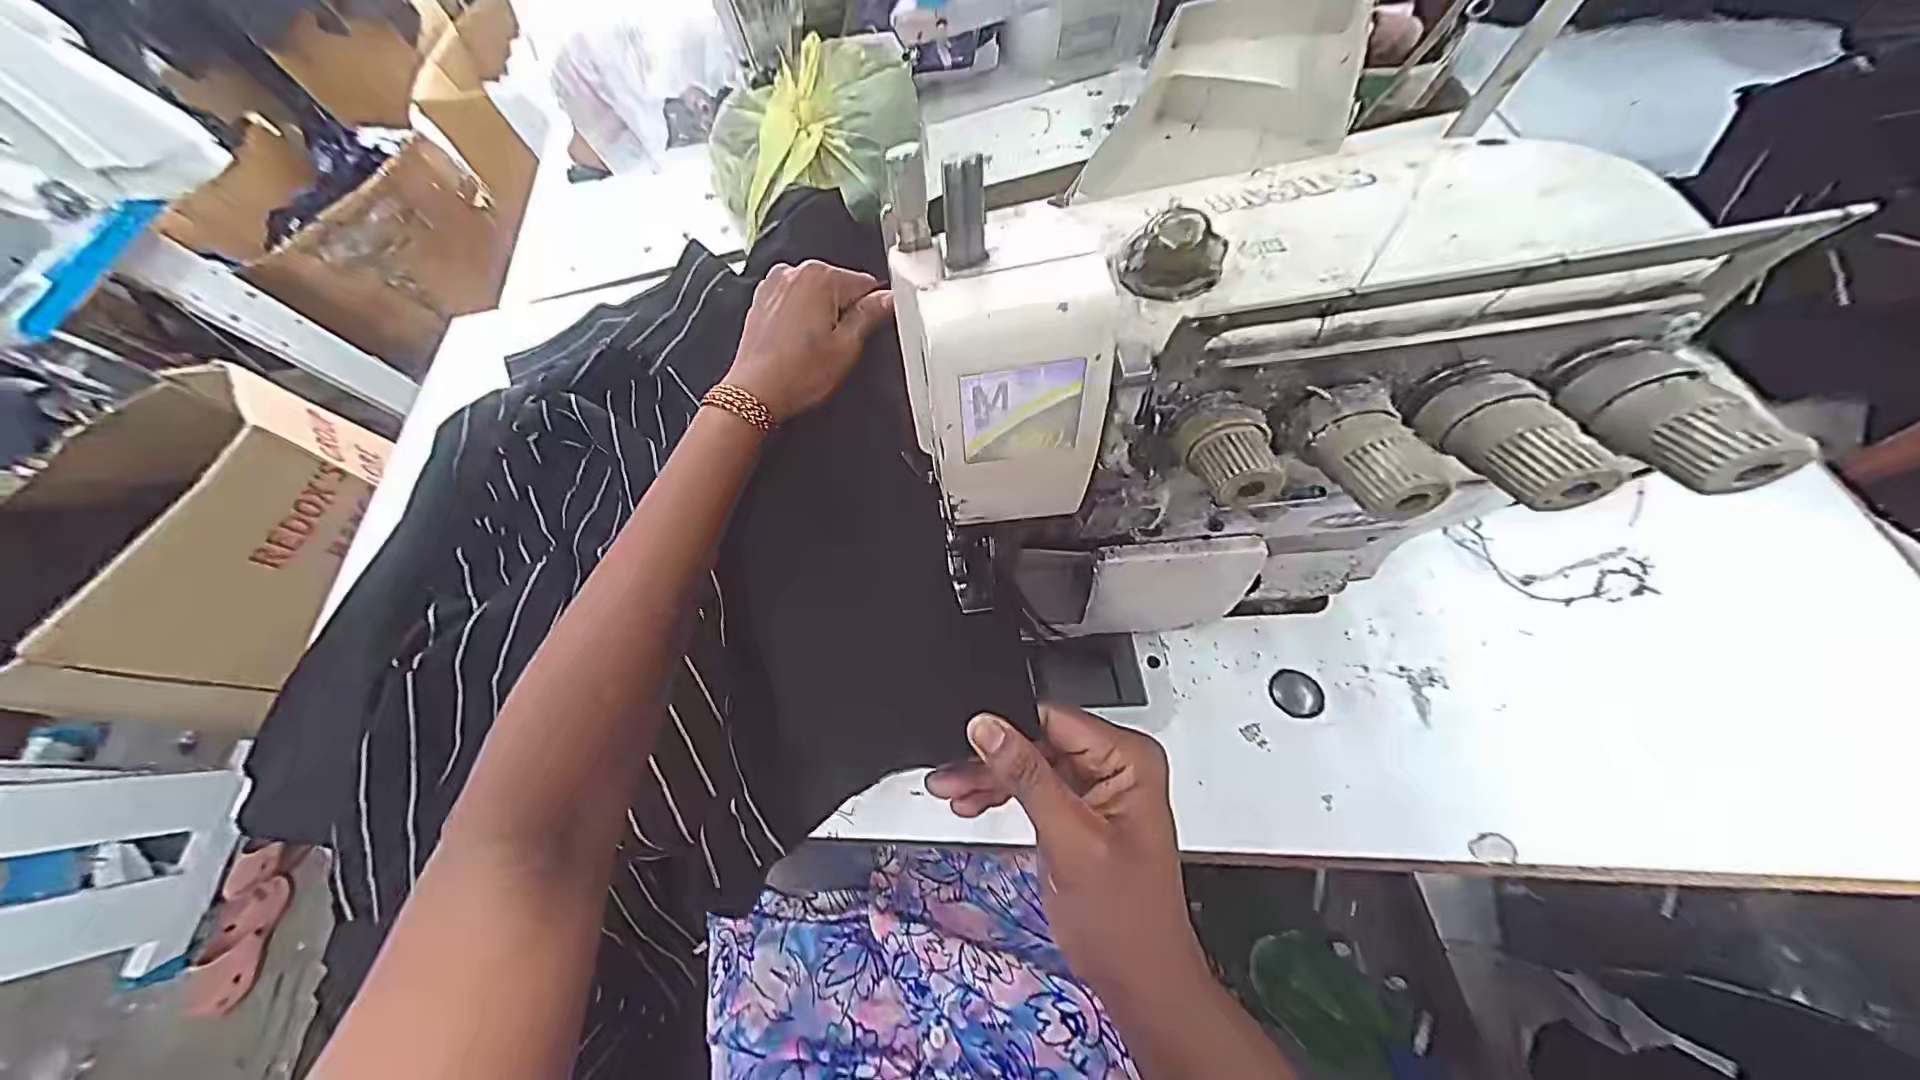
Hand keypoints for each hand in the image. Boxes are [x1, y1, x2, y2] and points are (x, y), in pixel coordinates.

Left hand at [724, 260, 893, 421]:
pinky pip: (796, 304)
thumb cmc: (795, 374)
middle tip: (837, 347)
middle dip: (844, 314)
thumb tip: (888, 299)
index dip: (873, 310)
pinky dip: (802, 320)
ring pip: (817, 296)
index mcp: (819, 276)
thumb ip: (871, 314)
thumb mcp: (847, 346)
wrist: (756, 392)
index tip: (868, 331)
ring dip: (822, 318)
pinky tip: (799, 346)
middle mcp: (793, 272)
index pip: (867, 284)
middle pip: (839, 287)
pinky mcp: (763, 300)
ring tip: (815, 349)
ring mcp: (775, 285)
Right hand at [926, 704, 1207, 997]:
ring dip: (990, 778)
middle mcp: (1117, 764)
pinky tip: (974, 802)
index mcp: (1130, 759)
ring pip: (1030, 762)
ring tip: (953, 791)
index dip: (1008, 728)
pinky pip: (1035, 785)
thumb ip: (1026, 777)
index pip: (1056, 720)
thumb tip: (989, 728)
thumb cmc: (1124, 921)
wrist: (1139, 981)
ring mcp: (1097, 786)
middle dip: (993, 760)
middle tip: (952, 775)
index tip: (966, 740)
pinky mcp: (1080, 806)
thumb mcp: (1069, 839)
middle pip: (1039, 740)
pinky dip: (1004, 794)